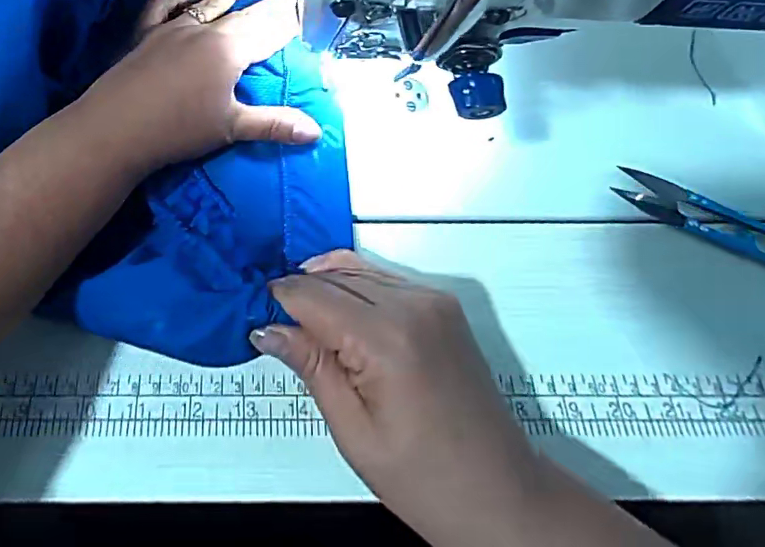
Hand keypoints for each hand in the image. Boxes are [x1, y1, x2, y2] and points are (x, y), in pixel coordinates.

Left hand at [69, 0, 320, 174]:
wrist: (116, 127)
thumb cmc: (179, 128)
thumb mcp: (232, 128)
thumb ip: (274, 125)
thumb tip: (316, 132)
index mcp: (229, 50)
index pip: (268, 31)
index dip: (288, 20)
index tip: (305, 6)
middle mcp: (204, 31)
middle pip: (244, 14)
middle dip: (268, 5)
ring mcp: (172, 28)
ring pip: (208, 4)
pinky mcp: (146, 34)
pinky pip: (163, 7)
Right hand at [253, 251, 544, 545]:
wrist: (504, 496)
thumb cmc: (434, 481)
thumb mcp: (354, 432)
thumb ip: (311, 366)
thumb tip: (269, 329)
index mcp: (388, 340)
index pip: (311, 294)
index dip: (278, 302)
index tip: (260, 316)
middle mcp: (413, 307)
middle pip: (331, 274)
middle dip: (299, 293)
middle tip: (276, 323)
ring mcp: (432, 300)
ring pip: (355, 268)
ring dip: (325, 287)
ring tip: (306, 324)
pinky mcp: (441, 303)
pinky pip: (382, 278)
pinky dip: (354, 287)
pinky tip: (341, 316)